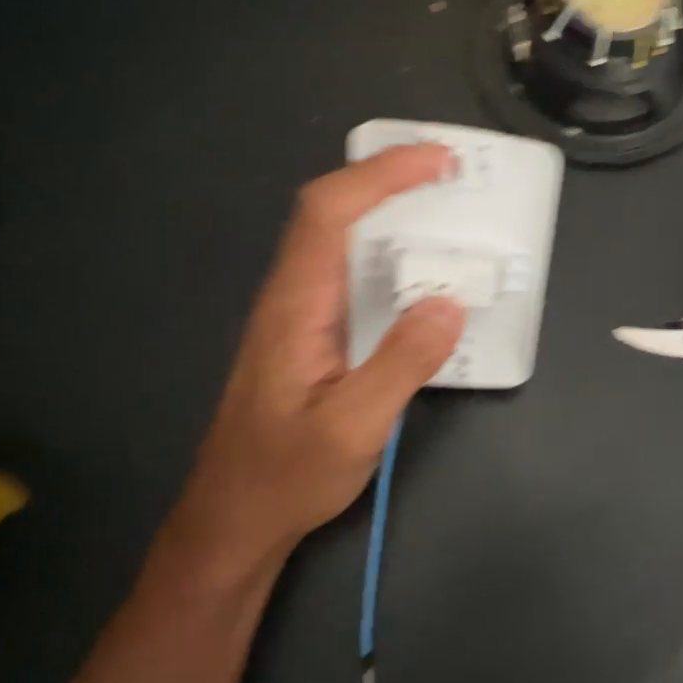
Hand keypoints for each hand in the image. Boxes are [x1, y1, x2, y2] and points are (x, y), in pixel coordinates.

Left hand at [167, 146, 464, 575]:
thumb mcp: (353, 427)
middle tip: (449, 173)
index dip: (382, 176)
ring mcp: (297, 317)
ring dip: (385, 209)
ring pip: (335, 240)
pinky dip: (384, 251)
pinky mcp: (309, 337)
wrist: (234, 519)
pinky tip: (417, 272)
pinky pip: (346, 273)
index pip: (329, 213)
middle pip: (328, 212)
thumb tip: (448, 301)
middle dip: (386, 178)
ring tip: (442, 208)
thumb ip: (401, 363)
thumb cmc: (286, 475)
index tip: (438, 163)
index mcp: (295, 307)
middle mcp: (291, 298)